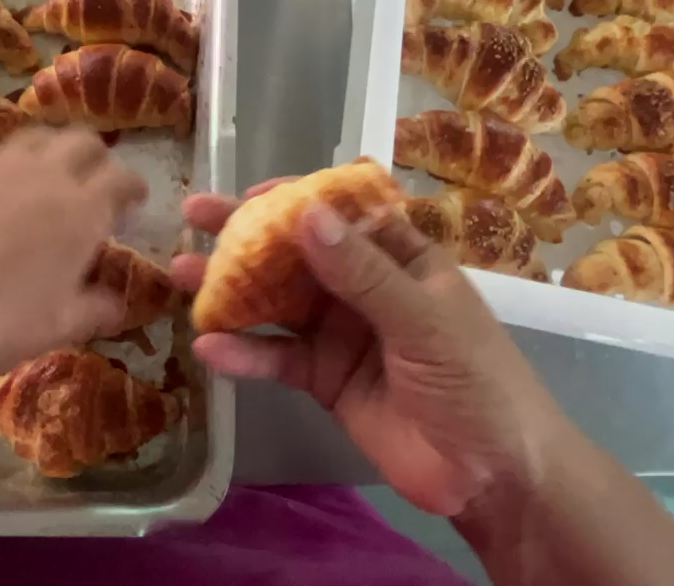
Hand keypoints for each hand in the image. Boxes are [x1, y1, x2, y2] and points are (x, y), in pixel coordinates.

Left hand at [0, 129, 147, 383]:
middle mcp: (45, 175)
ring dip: (53, 152)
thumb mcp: (51, 329)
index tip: (135, 200)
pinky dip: (4, 169)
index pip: (120, 180)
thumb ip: (94, 311)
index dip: (132, 187)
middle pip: (83, 142)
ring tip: (46, 179)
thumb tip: (121, 305)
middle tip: (94, 183)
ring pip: (38, 138)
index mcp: (80, 212)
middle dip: (97, 158)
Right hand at [171, 181, 566, 516]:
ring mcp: (339, 331)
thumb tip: (305, 213)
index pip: (340, 213)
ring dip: (230, 289)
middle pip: (295, 253)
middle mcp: (361, 286)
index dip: (295, 199)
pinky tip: (211, 350)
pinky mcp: (323, 378)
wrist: (494, 479)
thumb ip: (362, 271)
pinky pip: (277, 358)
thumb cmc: (476, 381)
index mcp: (396, 257)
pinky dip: (245, 354)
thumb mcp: (423, 321)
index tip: (250, 193)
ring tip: (179, 275)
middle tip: (193, 217)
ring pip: (275, 302)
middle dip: (245, 235)